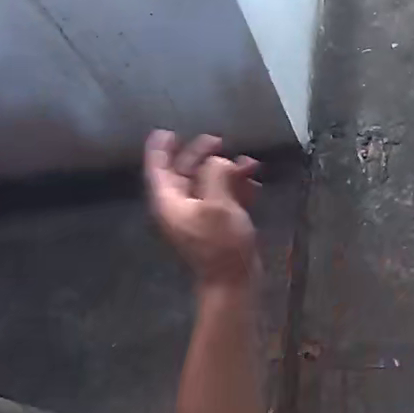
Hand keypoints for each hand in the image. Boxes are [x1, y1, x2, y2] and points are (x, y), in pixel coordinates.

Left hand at [144, 131, 260, 287]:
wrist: (233, 280)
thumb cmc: (221, 243)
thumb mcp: (218, 204)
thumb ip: (215, 175)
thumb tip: (218, 161)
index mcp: (171, 201)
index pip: (158, 169)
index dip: (160, 149)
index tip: (166, 131)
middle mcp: (180, 206)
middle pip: (185, 172)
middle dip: (201, 155)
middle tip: (218, 140)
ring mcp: (199, 216)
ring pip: (208, 183)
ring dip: (227, 171)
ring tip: (250, 164)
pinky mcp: (217, 225)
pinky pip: (223, 197)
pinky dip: (236, 187)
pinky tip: (255, 185)